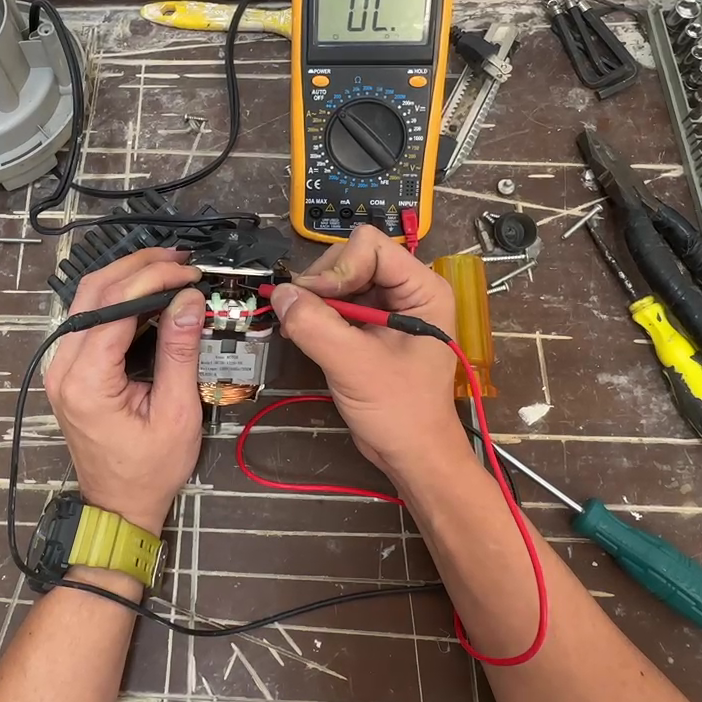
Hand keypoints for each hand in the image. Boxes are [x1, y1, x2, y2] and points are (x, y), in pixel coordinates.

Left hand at [45, 248, 204, 533]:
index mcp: (85, 380)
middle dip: (137, 266)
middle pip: (93, 291)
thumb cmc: (149, 469)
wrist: (118, 506)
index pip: (114, 306)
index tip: (189, 273)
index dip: (152, 279)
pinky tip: (147, 290)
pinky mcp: (70, 368)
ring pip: (86, 298)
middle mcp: (63, 366)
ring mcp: (61, 366)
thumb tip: (189, 300)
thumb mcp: (176, 412)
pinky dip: (118, 296)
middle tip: (179, 259)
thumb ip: (179, 351)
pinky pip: (88, 317)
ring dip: (126, 275)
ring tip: (167, 266)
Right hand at [269, 225, 465, 478]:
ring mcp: (386, 306)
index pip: (369, 246)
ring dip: (314, 300)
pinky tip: (302, 332)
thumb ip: (316, 326)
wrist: (413, 455)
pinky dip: (314, 313)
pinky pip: (334, 301)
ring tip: (301, 328)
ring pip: (337, 278)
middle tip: (303, 317)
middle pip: (350, 258)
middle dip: (322, 284)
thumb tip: (280, 294)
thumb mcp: (356, 367)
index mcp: (422, 288)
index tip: (316, 300)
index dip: (338, 268)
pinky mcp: (368, 325)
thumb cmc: (401, 412)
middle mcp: (405, 289)